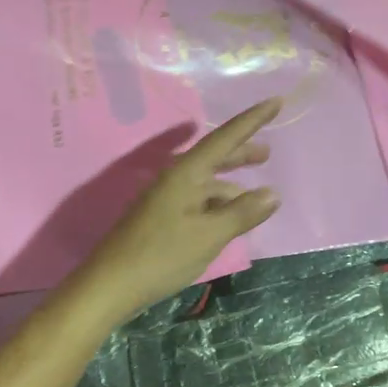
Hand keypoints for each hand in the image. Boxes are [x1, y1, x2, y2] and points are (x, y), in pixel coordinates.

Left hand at [68, 98, 282, 325]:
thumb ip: (242, 213)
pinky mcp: (162, 218)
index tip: (276, 102)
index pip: (225, 137)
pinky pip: (198, 199)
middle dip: (241, 152)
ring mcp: (166, 198)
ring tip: (255, 196)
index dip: (252, 120)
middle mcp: (176, 178)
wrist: (111, 285)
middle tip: (267, 153)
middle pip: (214, 156)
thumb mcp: (209, 235)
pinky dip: (218, 203)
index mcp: (186, 173)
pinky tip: (229, 219)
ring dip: (231, 183)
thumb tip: (273, 193)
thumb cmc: (162, 255)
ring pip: (206, 182)